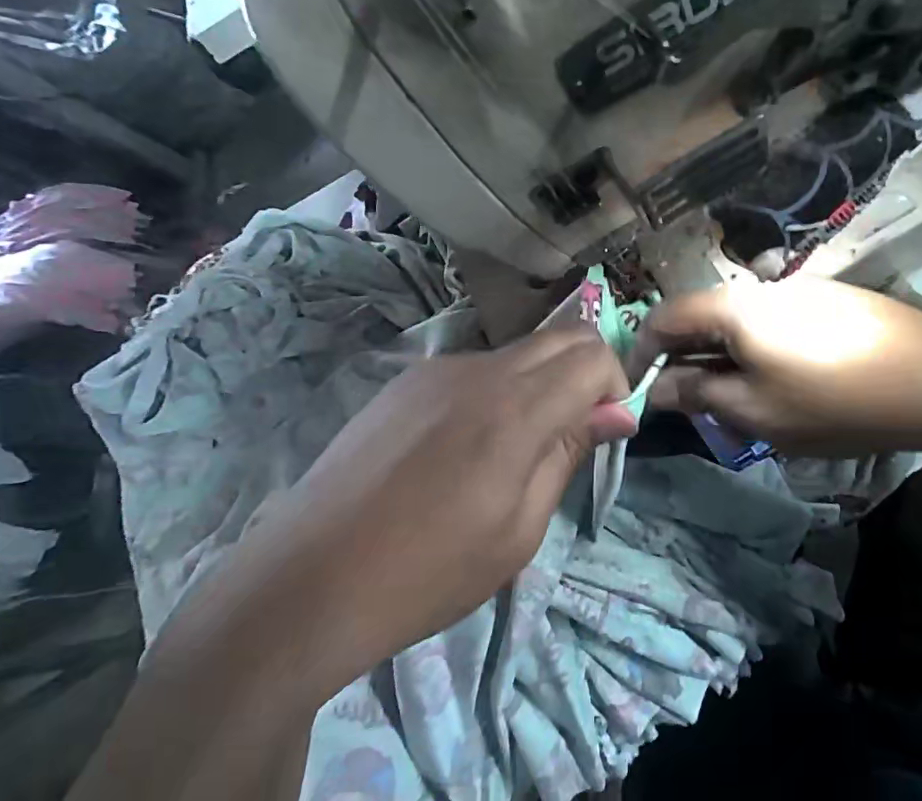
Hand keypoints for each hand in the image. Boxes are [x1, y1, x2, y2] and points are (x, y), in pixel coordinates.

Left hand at [195, 329, 635, 704]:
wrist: (303, 584)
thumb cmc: (426, 574)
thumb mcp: (519, 531)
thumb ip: (569, 453)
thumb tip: (618, 412)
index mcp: (517, 411)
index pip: (594, 357)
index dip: (616, 386)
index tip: (606, 430)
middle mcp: (481, 371)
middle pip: (563, 336)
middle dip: (589, 370)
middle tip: (578, 428)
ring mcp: (436, 370)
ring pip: (520, 350)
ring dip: (542, 380)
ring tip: (516, 446)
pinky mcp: (404, 383)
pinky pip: (474, 368)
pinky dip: (498, 389)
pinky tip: (465, 446)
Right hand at [632, 278, 921, 457]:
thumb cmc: (834, 402)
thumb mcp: (755, 411)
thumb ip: (697, 395)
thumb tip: (656, 388)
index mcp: (733, 306)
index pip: (664, 317)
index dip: (641, 353)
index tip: (638, 390)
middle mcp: (762, 286)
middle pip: (703, 317)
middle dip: (684, 359)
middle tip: (691, 405)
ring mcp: (802, 290)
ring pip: (740, 322)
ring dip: (723, 357)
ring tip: (740, 400)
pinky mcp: (833, 301)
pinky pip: (775, 323)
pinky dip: (759, 351)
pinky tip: (786, 382)